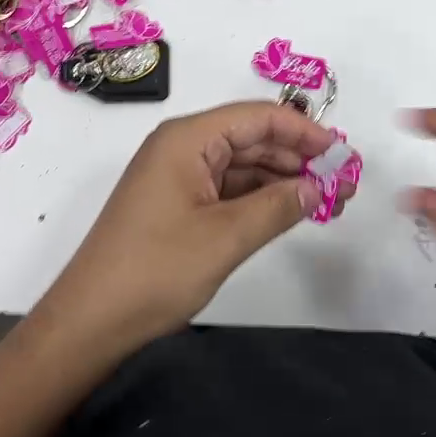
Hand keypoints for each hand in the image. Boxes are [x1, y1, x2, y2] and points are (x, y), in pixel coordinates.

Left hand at [37, 101, 348, 349]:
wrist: (91, 320)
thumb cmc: (155, 270)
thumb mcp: (225, 238)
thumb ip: (277, 207)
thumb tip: (318, 187)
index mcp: (187, 138)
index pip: (257, 116)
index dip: (304, 131)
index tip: (343, 154)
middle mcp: (182, 146)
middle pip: (252, 137)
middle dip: (299, 158)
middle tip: (344, 184)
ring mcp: (178, 175)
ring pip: (243, 164)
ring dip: (284, 180)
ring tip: (329, 201)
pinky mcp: (177, 202)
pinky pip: (228, 187)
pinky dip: (261, 197)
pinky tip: (291, 211)